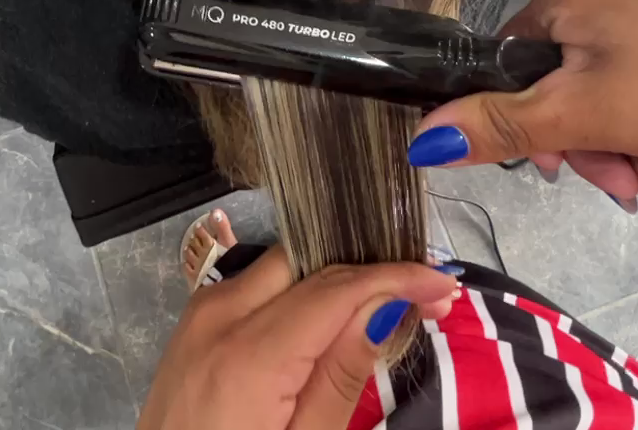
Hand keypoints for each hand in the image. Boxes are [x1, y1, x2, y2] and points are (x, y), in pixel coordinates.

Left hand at [137, 248, 458, 429]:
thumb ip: (339, 375)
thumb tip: (386, 305)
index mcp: (246, 353)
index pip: (334, 290)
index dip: (393, 278)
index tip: (442, 283)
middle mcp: (219, 311)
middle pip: (306, 263)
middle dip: (366, 271)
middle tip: (422, 296)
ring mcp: (201, 309)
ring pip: (282, 265)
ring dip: (334, 276)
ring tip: (386, 303)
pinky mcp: (195, 317)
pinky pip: (257, 282)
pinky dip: (299, 288)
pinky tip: (331, 313)